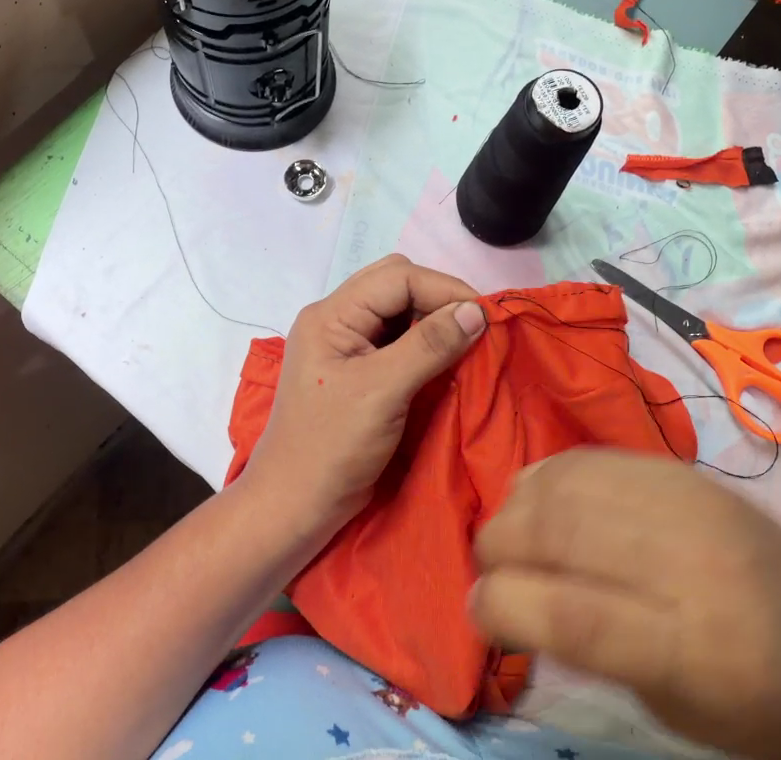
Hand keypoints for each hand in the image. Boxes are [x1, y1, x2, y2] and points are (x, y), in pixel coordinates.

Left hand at [240, 254, 485, 534]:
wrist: (296, 504)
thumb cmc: (332, 447)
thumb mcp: (383, 392)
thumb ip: (429, 345)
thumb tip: (477, 310)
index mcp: (330, 315)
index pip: (396, 277)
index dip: (443, 289)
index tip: (484, 317)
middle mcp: (335, 320)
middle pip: (395, 284)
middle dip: (438, 298)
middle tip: (475, 328)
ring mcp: (344, 345)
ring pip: (397, 309)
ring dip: (432, 320)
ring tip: (464, 342)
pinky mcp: (356, 369)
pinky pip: (396, 337)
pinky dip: (424, 341)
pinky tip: (443, 359)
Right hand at [471, 450, 780, 759]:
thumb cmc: (767, 711)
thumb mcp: (678, 712)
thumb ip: (591, 652)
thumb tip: (511, 599)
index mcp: (696, 650)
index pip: (569, 613)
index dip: (502, 606)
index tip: (479, 613)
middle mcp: (691, 562)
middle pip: (556, 529)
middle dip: (497, 548)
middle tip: (491, 576)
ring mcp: (691, 505)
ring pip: (565, 481)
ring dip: (516, 507)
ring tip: (514, 539)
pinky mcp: (688, 473)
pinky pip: (592, 458)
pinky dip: (549, 477)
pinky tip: (545, 502)